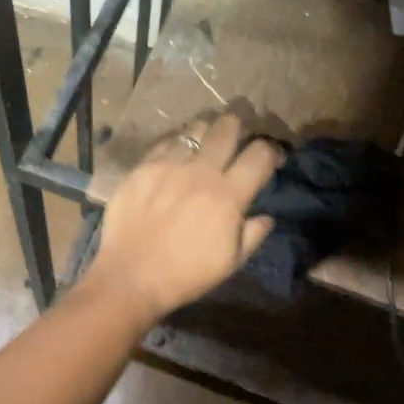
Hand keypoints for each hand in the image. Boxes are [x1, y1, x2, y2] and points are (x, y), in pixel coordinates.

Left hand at [85, 112, 283, 320]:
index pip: (260, 154)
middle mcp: (201, 172)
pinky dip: (177, 144)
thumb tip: (267, 216)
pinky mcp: (143, 166)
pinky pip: (166, 141)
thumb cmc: (186, 275)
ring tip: (204, 143)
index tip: (271, 156)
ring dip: (206, 132)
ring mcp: (169, 165)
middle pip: (227, 127)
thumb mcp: (230, 263)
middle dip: (237, 126)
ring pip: (195, 128)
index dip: (272, 150)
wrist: (131, 277)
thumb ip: (253, 235)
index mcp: (228, 196)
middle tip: (237, 133)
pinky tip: (176, 156)